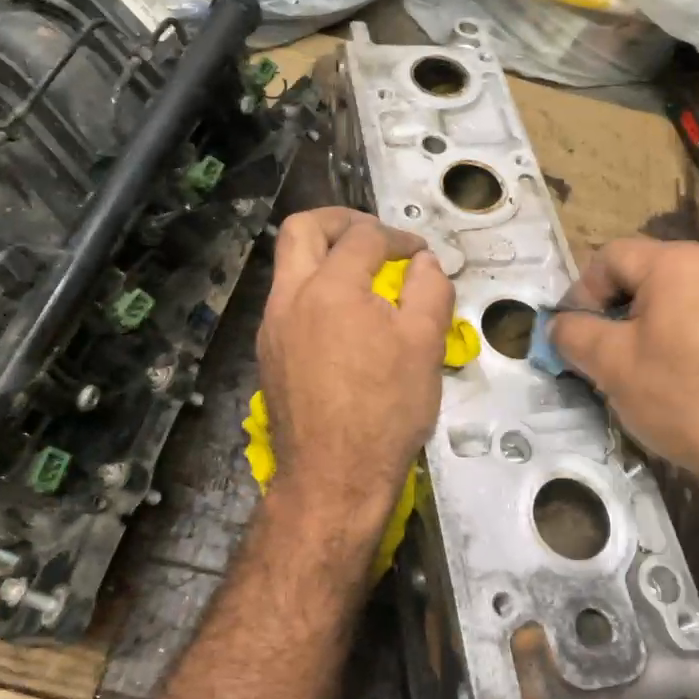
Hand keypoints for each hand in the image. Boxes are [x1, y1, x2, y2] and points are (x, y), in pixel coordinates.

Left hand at [258, 208, 454, 516]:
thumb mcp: (425, 345)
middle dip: (340, 220)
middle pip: (302, 228)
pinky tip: (344, 318)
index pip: (364, 237)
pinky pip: (287, 299)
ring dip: (324, 255)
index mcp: (331, 287)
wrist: (332, 478)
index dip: (398, 237)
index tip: (420, 253)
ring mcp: (272, 325)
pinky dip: (314, 288)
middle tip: (374, 235)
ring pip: (288, 264)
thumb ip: (429, 289)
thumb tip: (424, 262)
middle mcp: (291, 296)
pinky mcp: (268, 352)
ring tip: (362, 275)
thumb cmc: (386, 410)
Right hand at [550, 238, 698, 507]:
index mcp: (677, 262)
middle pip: (646, 272)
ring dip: (650, 321)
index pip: (610, 257)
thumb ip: (572, 333)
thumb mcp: (611, 366)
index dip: (582, 293)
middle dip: (616, 308)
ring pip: (678, 293)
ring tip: (642, 366)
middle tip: (603, 352)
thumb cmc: (685, 400)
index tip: (574, 334)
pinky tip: (683, 373)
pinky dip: (685, 332)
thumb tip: (560, 324)